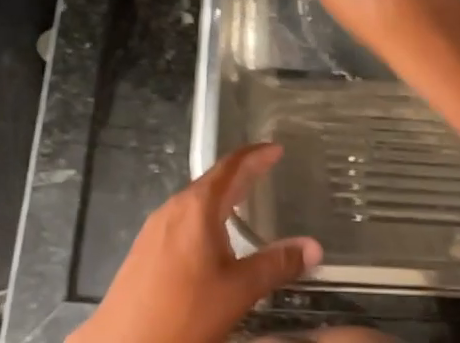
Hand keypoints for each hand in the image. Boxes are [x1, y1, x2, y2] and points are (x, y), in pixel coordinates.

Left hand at [71, 144, 321, 342]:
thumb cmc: (185, 311)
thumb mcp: (238, 291)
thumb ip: (276, 265)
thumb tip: (314, 246)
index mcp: (198, 207)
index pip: (231, 167)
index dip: (256, 155)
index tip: (276, 148)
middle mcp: (174, 207)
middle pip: (212, 181)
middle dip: (240, 174)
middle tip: (266, 170)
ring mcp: (155, 227)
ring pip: (195, 201)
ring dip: (221, 197)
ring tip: (244, 202)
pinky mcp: (145, 248)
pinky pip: (182, 219)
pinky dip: (204, 217)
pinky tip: (212, 239)